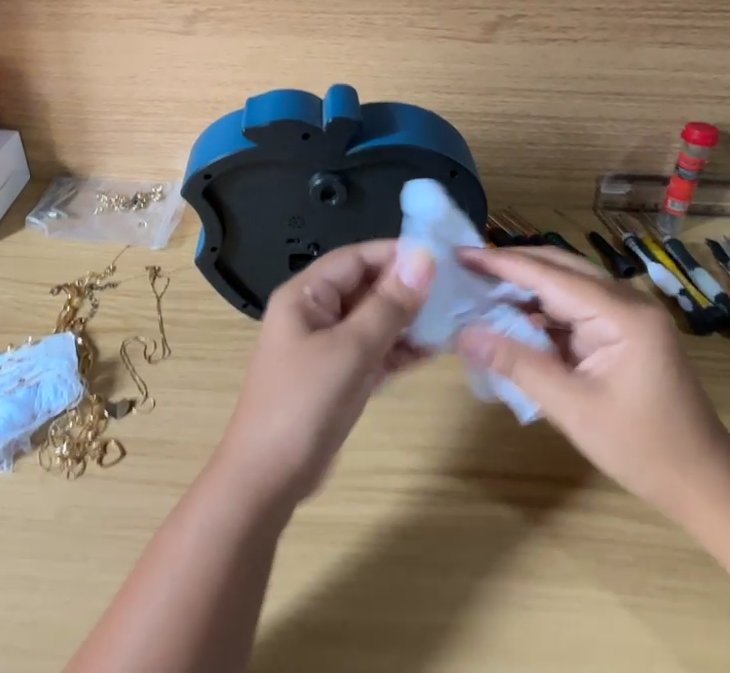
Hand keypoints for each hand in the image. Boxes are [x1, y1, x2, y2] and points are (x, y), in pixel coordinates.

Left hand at [213, 240, 434, 505]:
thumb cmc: (304, 402)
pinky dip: (401, 350)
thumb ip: (389, 304)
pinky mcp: (339, 378)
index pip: (355, 258)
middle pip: (366, 287)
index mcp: (304, 296)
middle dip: (408, 288)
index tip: (444, 257)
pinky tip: (436, 350)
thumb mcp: (351, 349)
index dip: (397, 254)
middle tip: (459, 291)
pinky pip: (375, 352)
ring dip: (410, 321)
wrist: (270, 475)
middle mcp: (314, 314)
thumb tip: (424, 257)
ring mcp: (326, 348)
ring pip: (374, 321)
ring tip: (456, 319)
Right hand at [453, 245, 729, 517]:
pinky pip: (574, 310)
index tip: (458, 254)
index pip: (550, 275)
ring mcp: (628, 317)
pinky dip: (540, 312)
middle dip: (510, 266)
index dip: (501, 263)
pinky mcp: (623, 334)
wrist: (702, 481)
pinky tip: (509, 320)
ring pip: (566, 286)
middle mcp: (627, 302)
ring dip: (524, 288)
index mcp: (622, 314)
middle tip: (461, 267)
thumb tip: (463, 335)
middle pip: (559, 268)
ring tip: (476, 290)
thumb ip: (517, 364)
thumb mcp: (572, 407)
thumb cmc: (642, 447)